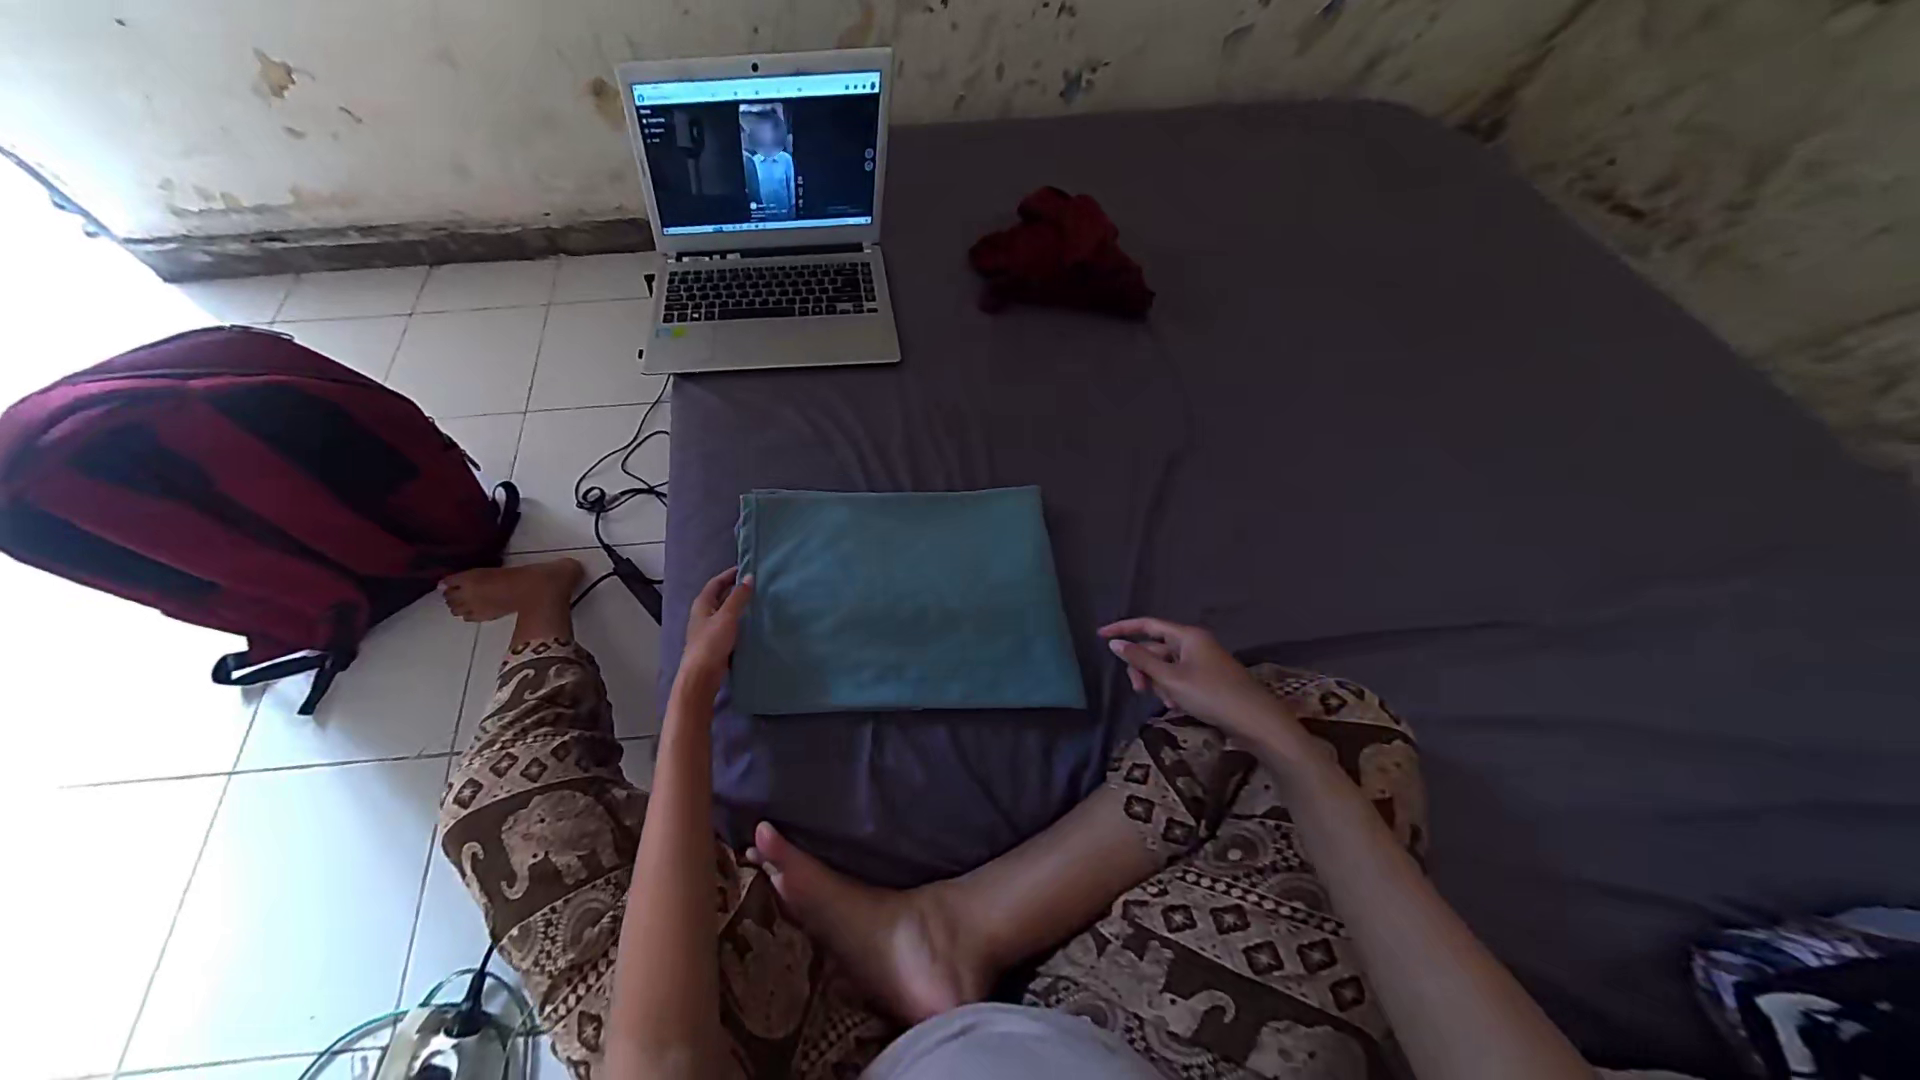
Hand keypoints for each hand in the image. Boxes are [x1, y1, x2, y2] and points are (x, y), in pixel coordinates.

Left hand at [681, 566, 752, 685]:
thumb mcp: (727, 616)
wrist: (702, 675)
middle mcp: (703, 615)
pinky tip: (751, 624)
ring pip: (725, 612)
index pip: (716, 583)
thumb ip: (739, 597)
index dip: (729, 575)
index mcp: (702, 604)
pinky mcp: (715, 643)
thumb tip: (749, 577)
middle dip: (735, 589)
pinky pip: (729, 626)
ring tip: (756, 601)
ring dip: (738, 605)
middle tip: (754, 584)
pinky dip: (739, 621)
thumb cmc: (711, 642)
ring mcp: (708, 630)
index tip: (745, 569)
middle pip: (720, 597)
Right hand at [1099, 617, 1296, 740]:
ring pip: (1165, 666)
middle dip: (1143, 668)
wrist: (1255, 721)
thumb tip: (1116, 644)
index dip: (1123, 629)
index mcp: (1187, 635)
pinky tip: (1178, 706)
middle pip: (1155, 649)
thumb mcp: (1171, 679)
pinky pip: (1178, 678)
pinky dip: (1172, 690)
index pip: (1147, 624)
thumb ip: (1141, 661)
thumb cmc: (1211, 695)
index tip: (1100, 636)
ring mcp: (1201, 661)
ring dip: (1159, 683)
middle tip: (1138, 689)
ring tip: (1168, 702)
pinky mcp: (1207, 678)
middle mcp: (1194, 643)